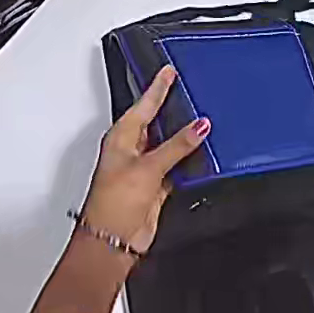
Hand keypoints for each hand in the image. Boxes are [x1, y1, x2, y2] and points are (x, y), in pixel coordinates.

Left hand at [80, 66, 208, 255]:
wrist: (113, 241)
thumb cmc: (113, 205)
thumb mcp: (148, 167)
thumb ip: (176, 146)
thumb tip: (198, 126)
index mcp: (121, 137)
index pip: (144, 104)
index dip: (158, 87)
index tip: (168, 71)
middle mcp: (131, 149)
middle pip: (156, 122)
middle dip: (172, 108)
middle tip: (187, 88)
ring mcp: (144, 167)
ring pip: (168, 143)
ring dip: (183, 135)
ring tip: (201, 118)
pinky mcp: (156, 184)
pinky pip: (176, 164)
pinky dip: (188, 158)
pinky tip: (200, 152)